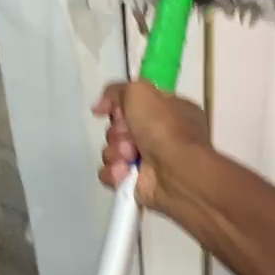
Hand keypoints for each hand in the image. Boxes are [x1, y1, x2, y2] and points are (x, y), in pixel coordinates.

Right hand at [91, 81, 214, 214]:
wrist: (175, 172)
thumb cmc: (163, 128)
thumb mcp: (140, 92)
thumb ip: (116, 91)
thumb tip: (99, 107)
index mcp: (171, 111)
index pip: (136, 104)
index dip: (122, 107)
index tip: (118, 111)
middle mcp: (161, 135)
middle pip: (120, 128)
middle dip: (117, 133)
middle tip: (128, 137)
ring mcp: (150, 161)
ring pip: (113, 150)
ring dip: (115, 152)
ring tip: (129, 157)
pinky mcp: (139, 183)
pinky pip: (112, 173)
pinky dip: (115, 172)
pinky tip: (125, 172)